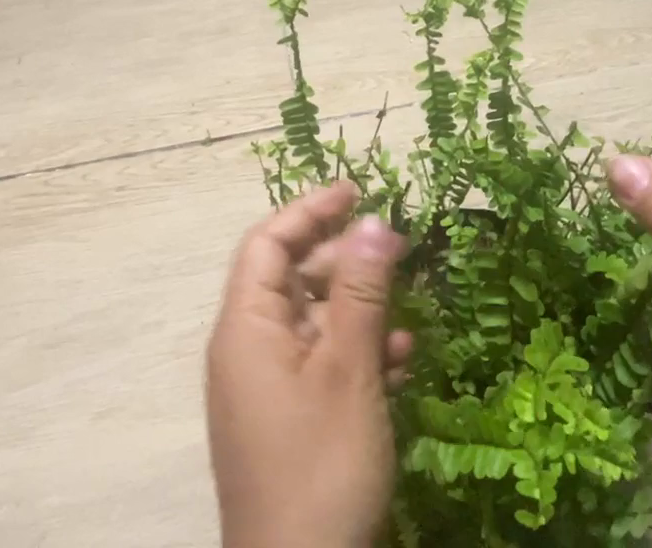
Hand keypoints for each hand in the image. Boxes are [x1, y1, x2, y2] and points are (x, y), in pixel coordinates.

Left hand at [206, 183, 412, 547]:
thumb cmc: (321, 461)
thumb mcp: (348, 368)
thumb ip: (360, 291)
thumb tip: (374, 220)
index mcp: (245, 327)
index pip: (267, 242)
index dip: (309, 209)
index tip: (357, 190)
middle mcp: (247, 349)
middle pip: (290, 277)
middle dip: (344, 261)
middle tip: (396, 252)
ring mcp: (266, 387)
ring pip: (312, 323)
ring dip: (359, 312)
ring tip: (406, 316)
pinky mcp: (288, 420)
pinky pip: (320, 364)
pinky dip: (356, 353)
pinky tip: (399, 364)